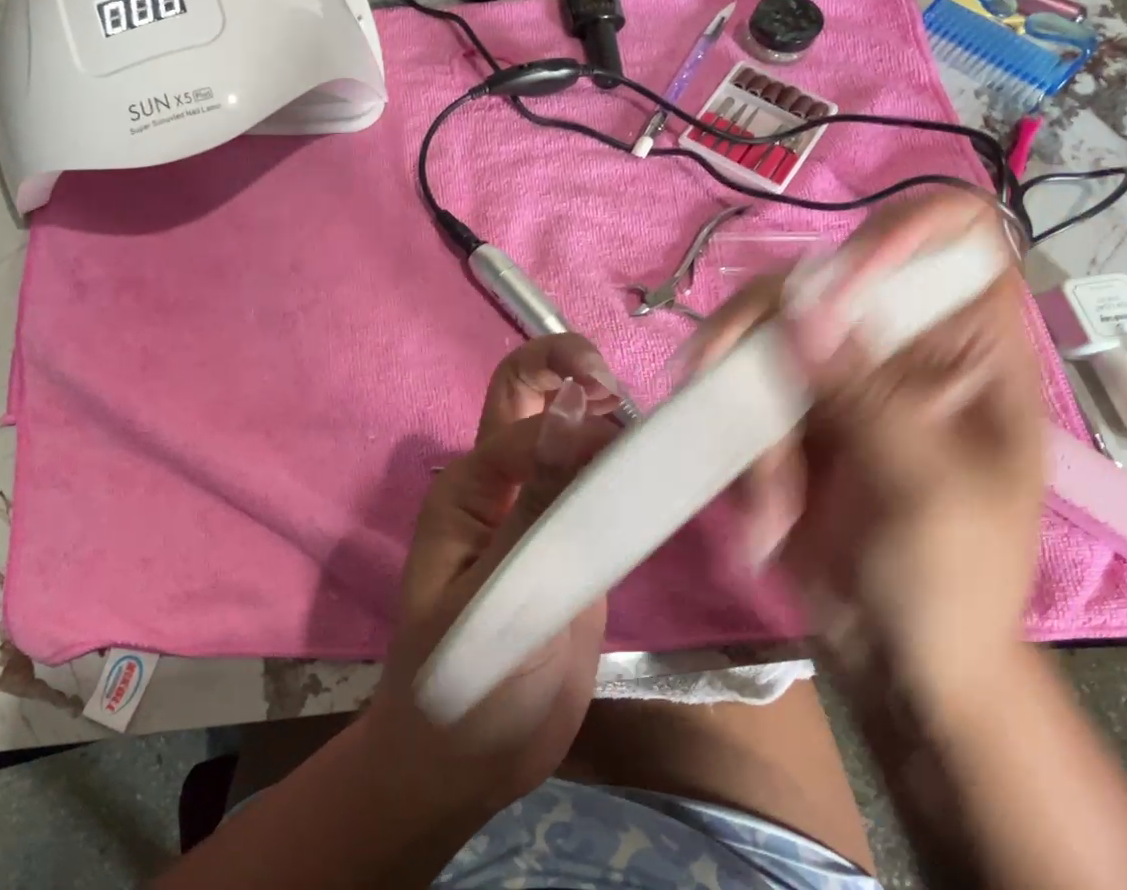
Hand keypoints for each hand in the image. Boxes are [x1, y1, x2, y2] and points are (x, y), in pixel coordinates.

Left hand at [364, 335, 621, 809]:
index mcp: (466, 489)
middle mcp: (501, 487)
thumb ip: (539, 507)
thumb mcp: (498, 596)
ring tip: (656, 435)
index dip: (574, 420)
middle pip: (526, 394)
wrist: (467, 758)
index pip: (522, 421)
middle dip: (569, 368)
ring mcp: (540, 516)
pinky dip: (631, 473)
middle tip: (622, 390)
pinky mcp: (575, 551)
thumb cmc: (460, 682)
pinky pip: (601, 493)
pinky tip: (666, 475)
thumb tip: (573, 412)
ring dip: (608, 417)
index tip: (624, 445)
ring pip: (571, 437)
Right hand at [685, 195, 1045, 680]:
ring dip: (739, 413)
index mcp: (971, 352)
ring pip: (754, 339)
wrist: (897, 655)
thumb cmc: (952, 580)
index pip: (954, 241)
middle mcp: (896, 350)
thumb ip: (872, 394)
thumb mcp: (930, 489)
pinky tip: (759, 507)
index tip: (836, 286)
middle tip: (715, 380)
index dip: (898, 234)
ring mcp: (828, 384)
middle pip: (814, 282)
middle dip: (759, 337)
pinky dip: (727, 443)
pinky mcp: (778, 420)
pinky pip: (729, 395)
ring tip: (767, 498)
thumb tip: (804, 300)